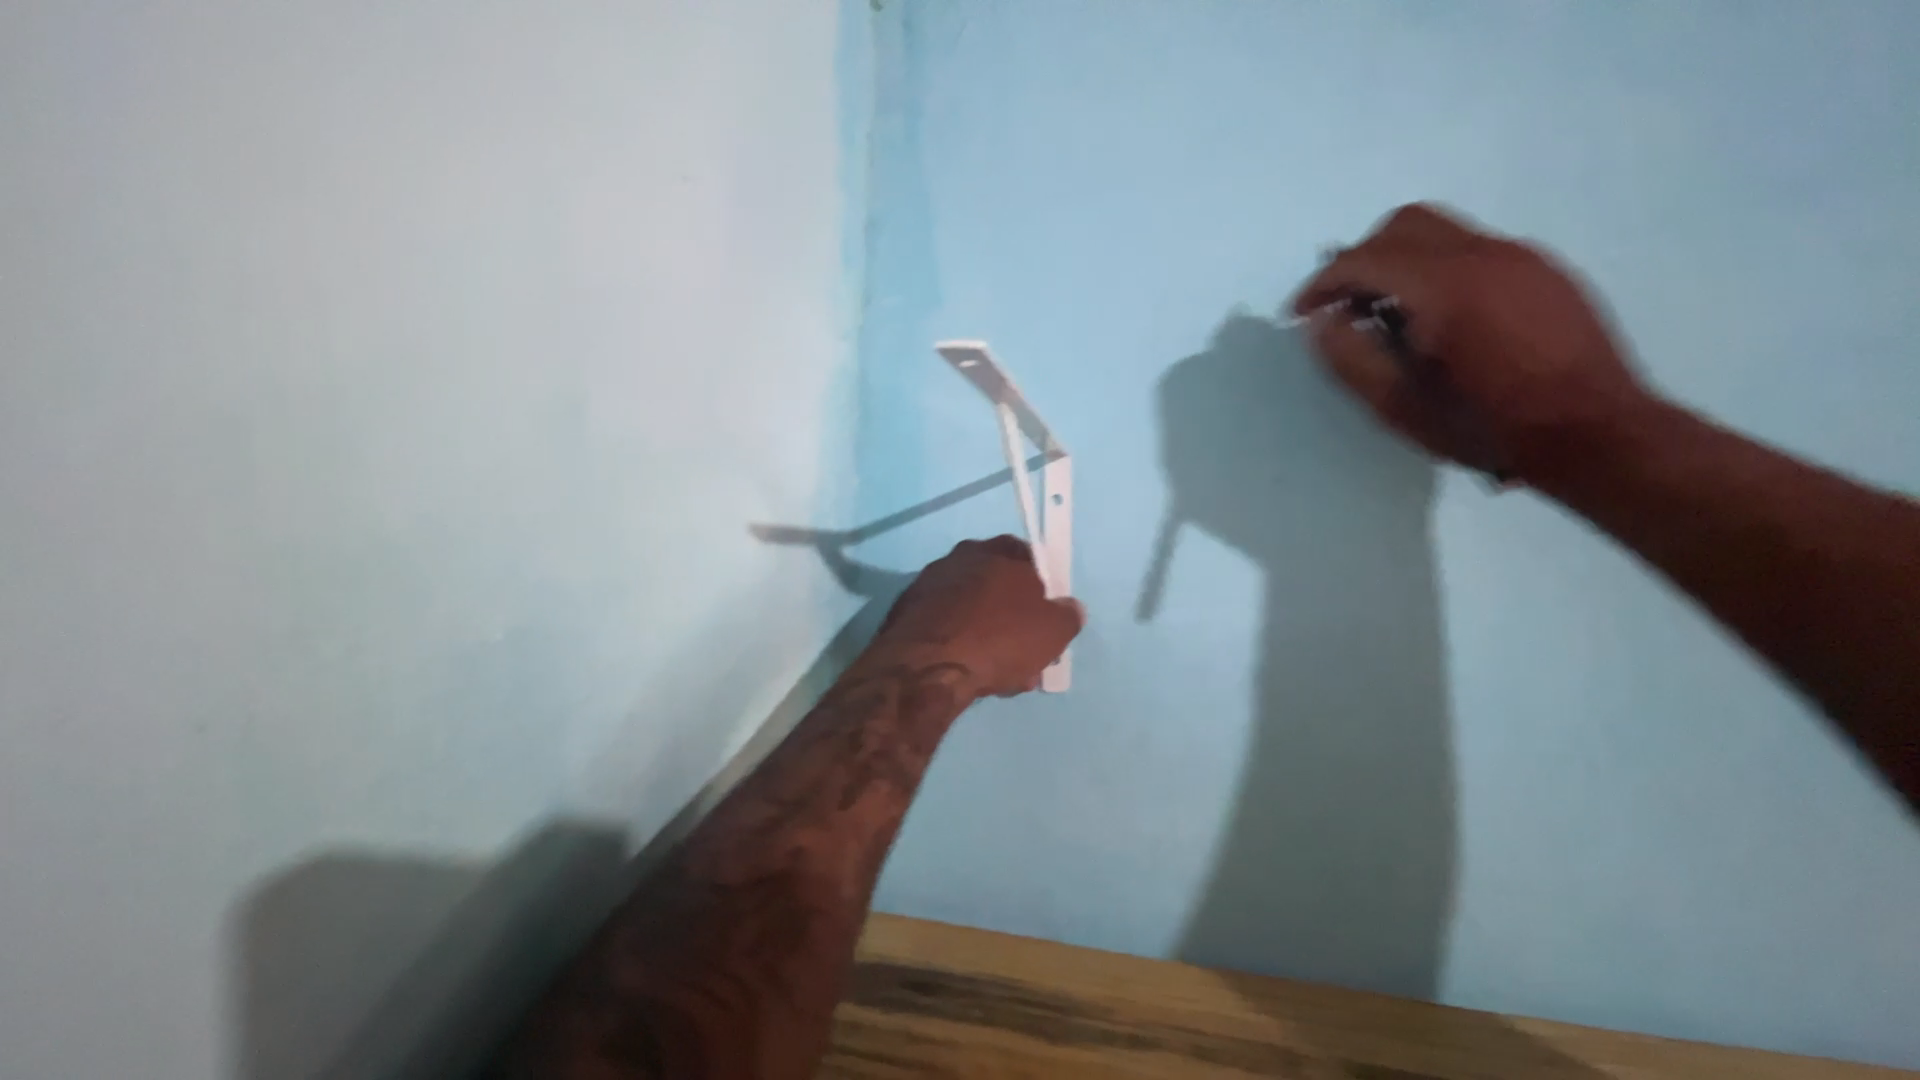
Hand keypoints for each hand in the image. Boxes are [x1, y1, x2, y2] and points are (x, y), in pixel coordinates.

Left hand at [876, 536, 1083, 696]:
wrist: (926, 667)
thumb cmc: (999, 640)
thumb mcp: (1053, 632)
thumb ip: (1067, 615)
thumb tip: (1069, 607)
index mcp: (1001, 551)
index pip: (1030, 560)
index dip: (1042, 591)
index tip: (1046, 621)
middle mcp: (963, 556)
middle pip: (998, 586)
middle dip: (1013, 619)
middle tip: (1025, 654)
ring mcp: (930, 581)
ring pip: (971, 609)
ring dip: (986, 635)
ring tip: (998, 674)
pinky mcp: (906, 610)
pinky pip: (944, 624)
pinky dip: (957, 642)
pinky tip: (966, 671)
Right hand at [1292, 203, 1654, 478]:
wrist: (1594, 433)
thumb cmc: (1487, 426)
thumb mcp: (1400, 405)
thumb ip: (1350, 357)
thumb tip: (1322, 322)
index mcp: (1444, 286)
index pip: (1363, 259)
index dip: (1322, 284)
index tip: (1302, 314)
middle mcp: (1484, 254)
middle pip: (1403, 225)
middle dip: (1362, 260)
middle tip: (1346, 308)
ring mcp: (1522, 258)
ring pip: (1442, 233)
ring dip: (1402, 264)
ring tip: (1392, 318)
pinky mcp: (1546, 273)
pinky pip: (1477, 252)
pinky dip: (1441, 272)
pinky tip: (1443, 322)